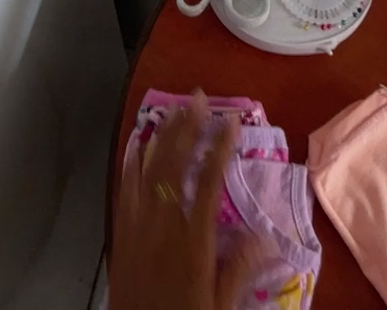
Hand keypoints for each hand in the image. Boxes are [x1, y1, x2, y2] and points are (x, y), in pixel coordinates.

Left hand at [109, 93, 257, 309]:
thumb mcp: (218, 304)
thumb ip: (239, 268)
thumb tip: (266, 237)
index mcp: (192, 238)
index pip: (209, 181)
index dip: (221, 146)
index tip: (232, 120)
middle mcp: (163, 222)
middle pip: (175, 163)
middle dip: (187, 126)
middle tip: (199, 97)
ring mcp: (137, 223)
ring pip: (148, 167)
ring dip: (162, 134)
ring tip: (174, 107)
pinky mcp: (120, 230)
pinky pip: (125, 186)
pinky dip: (133, 159)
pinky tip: (138, 142)